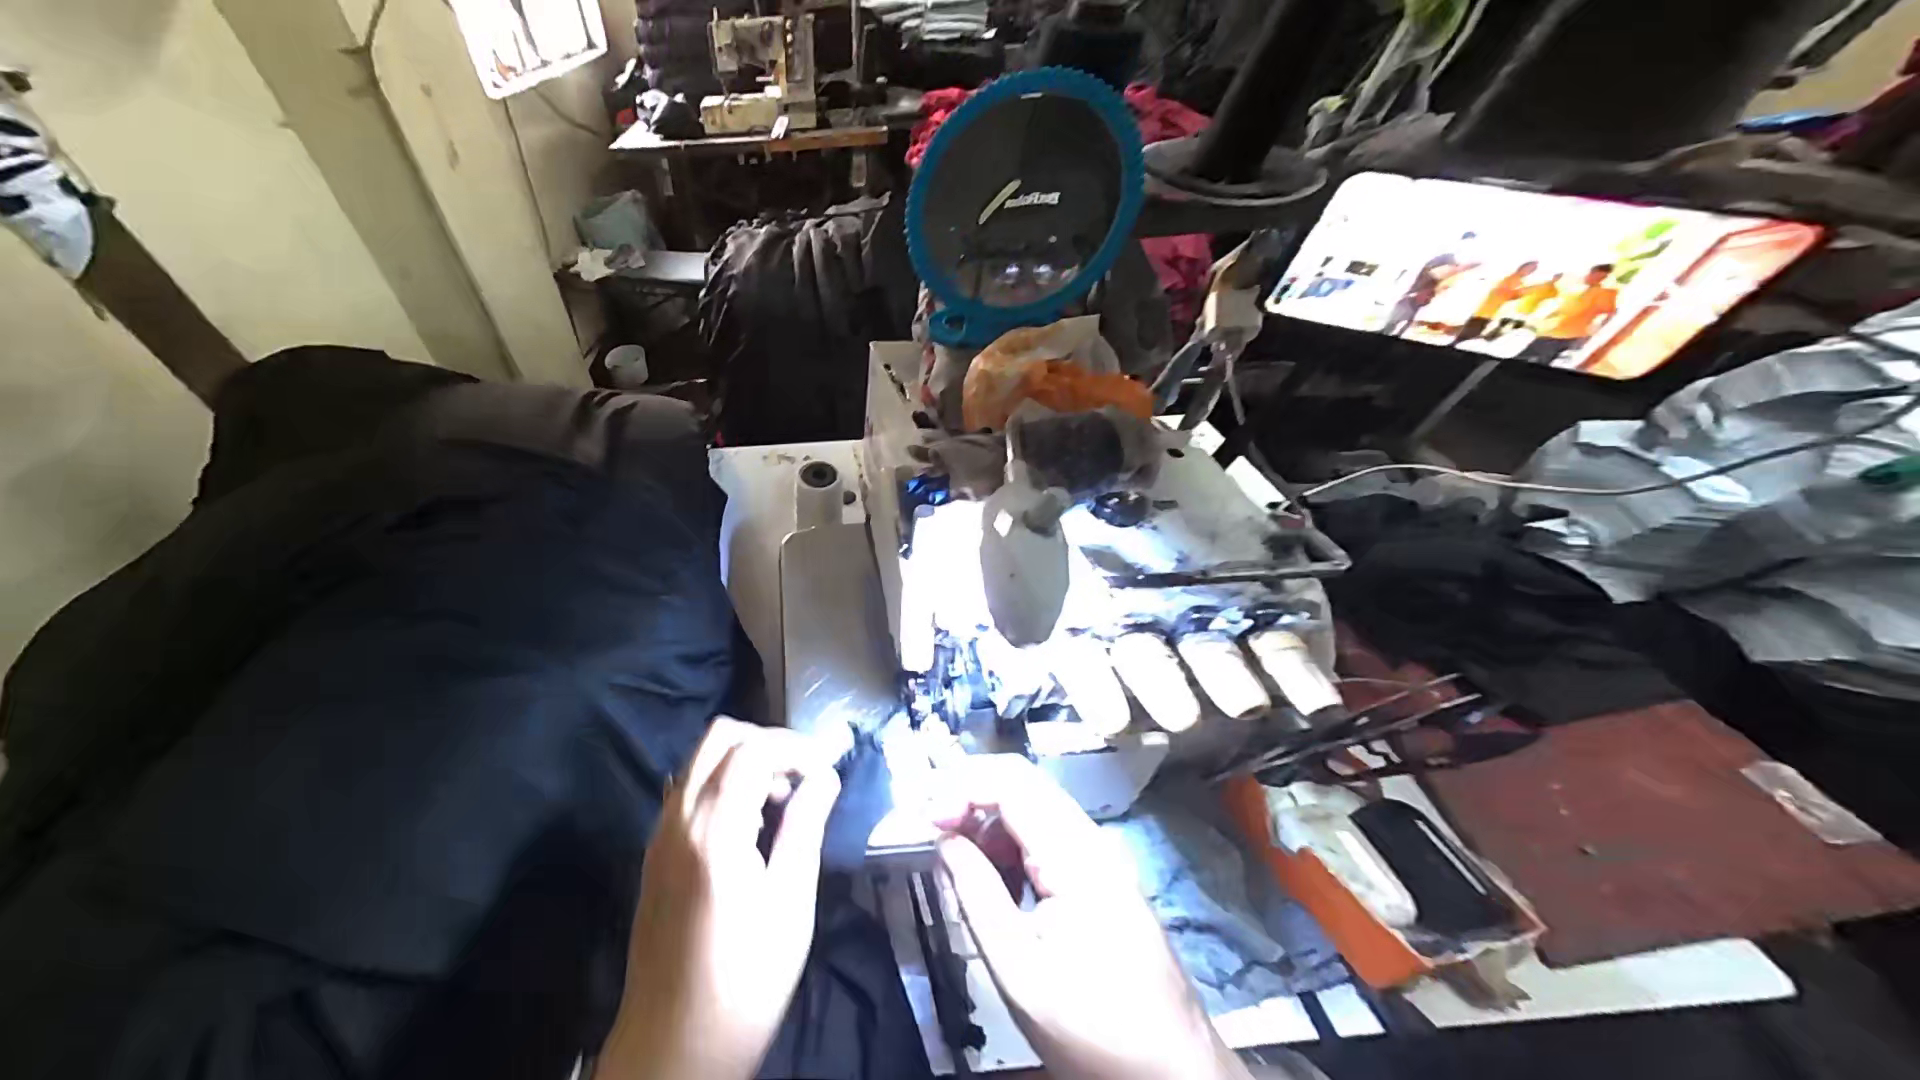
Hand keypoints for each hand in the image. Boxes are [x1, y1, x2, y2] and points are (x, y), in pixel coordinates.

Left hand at [600, 717, 841, 1079]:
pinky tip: (749, 823)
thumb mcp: (791, 902)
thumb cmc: (745, 981)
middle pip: (719, 738)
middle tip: (802, 776)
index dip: (796, 747)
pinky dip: (722, 783)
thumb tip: (825, 777)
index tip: (827, 770)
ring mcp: (659, 836)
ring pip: (699, 761)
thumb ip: (806, 827)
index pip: (752, 749)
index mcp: (714, 830)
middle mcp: (678, 820)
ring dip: (744, 760)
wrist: (672, 1050)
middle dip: (767, 742)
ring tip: (781, 800)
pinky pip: (687, 790)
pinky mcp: (655, 855)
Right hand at [933, 756, 1251, 1079]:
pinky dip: (1011, 842)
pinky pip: (1047, 836)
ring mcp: (1100, 855)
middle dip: (970, 793)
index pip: (1012, 781)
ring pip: (1034, 807)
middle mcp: (1091, 839)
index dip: (961, 787)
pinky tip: (993, 876)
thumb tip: (944, 838)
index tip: (925, 819)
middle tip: (930, 824)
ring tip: (954, 856)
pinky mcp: (1100, 875)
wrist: (1173, 1071)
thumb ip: (976, 893)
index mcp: (1075, 853)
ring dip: (988, 820)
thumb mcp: (1018, 968)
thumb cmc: (1092, 1028)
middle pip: (1024, 783)